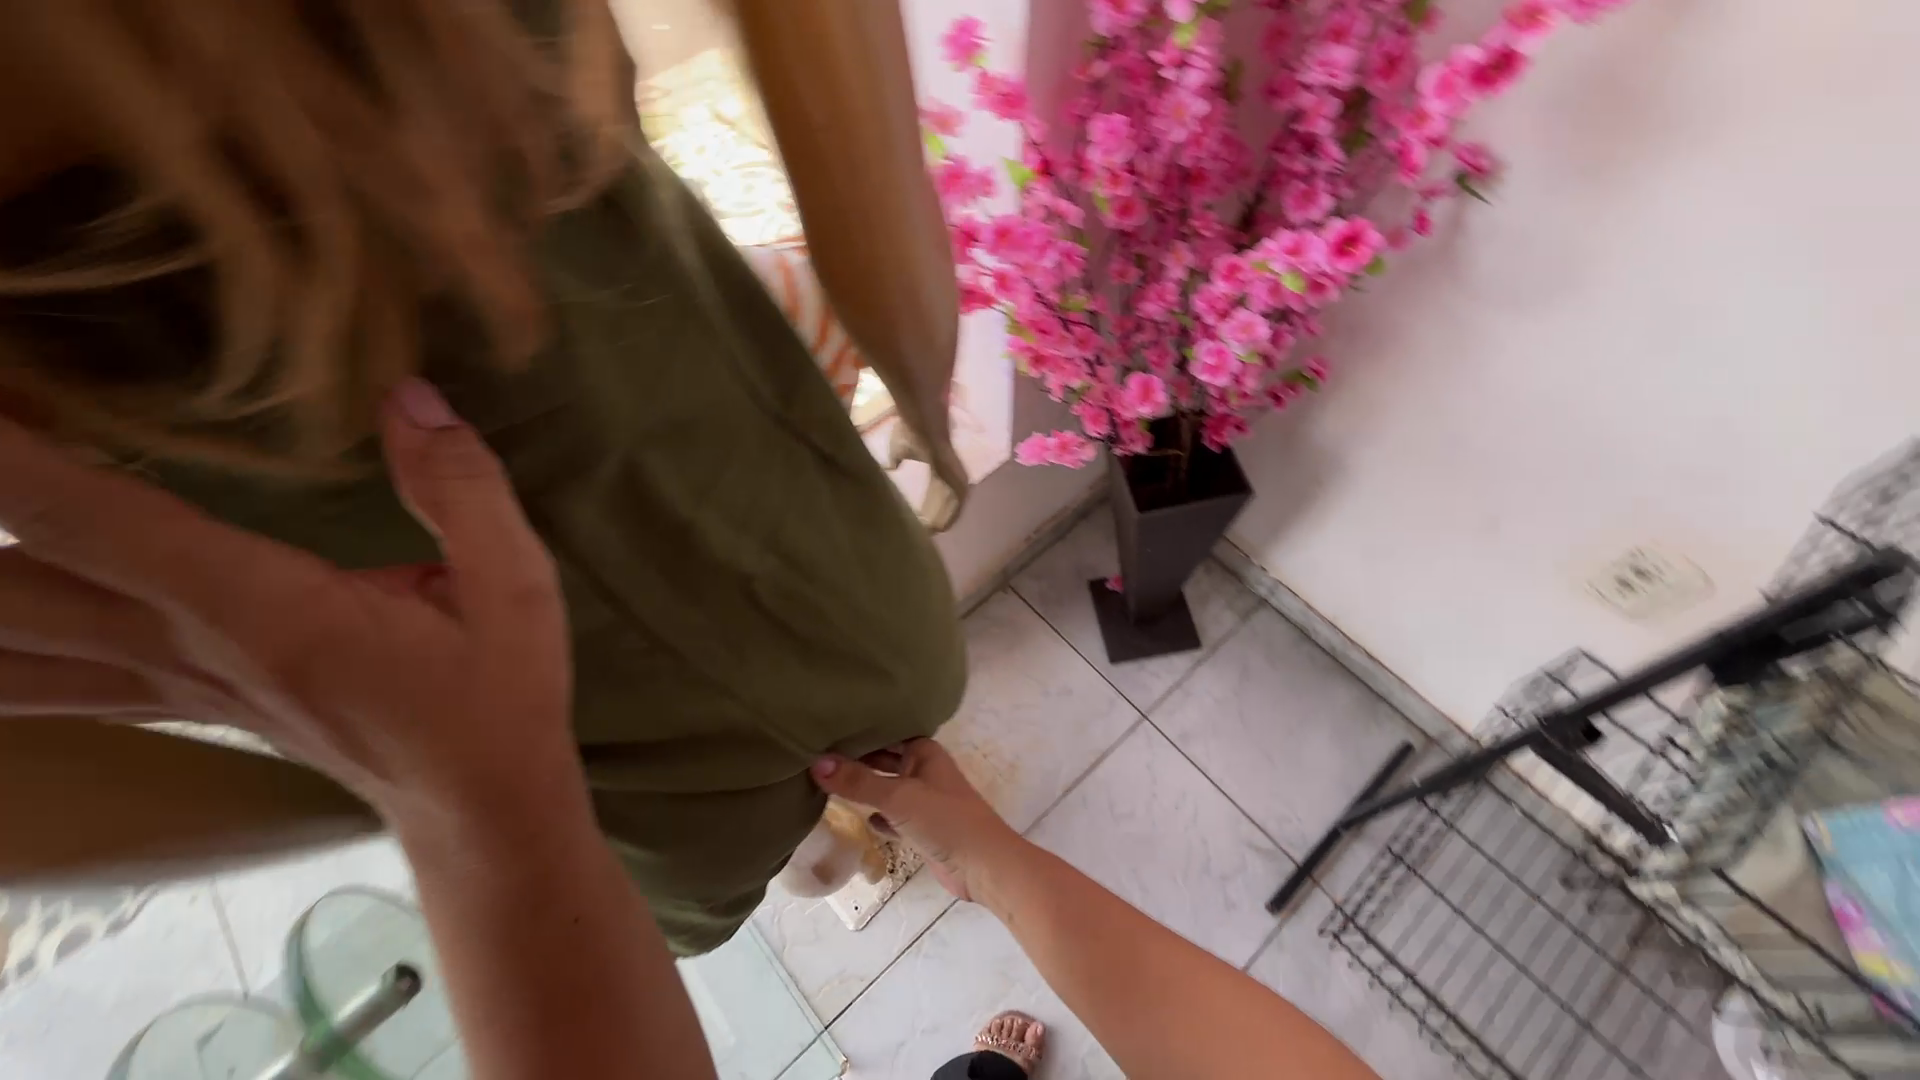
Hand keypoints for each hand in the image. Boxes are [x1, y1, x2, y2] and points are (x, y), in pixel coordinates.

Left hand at [0, 379, 577, 830]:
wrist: (480, 799)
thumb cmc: (500, 694)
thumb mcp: (513, 585)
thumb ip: (461, 489)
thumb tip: (407, 398)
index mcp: (267, 609)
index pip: (89, 521)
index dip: (1, 453)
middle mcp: (193, 648)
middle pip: (2, 586)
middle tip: (6, 427)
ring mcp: (181, 685)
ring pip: (5, 648)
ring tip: (6, 512)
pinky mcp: (194, 703)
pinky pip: (48, 683)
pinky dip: (7, 651)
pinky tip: (20, 616)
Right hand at [810, 739, 1022, 901]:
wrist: (984, 866)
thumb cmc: (945, 820)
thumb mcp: (898, 797)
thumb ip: (857, 781)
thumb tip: (815, 763)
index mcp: (923, 751)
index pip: (885, 731)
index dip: (859, 728)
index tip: (824, 727)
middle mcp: (923, 770)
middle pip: (883, 758)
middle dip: (856, 758)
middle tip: (815, 754)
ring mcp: (924, 800)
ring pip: (887, 787)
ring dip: (864, 787)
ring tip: (826, 781)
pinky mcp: (922, 828)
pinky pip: (893, 816)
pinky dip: (878, 815)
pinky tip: (859, 818)